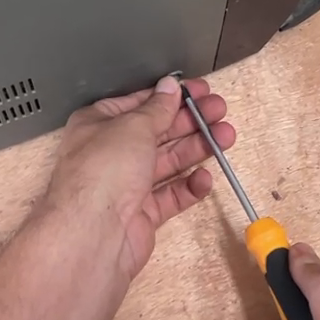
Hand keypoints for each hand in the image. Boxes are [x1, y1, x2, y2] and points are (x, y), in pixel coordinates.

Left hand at [40, 75, 234, 280]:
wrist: (93, 235)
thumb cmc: (105, 169)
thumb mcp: (133, 126)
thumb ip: (157, 108)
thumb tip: (169, 85)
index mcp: (98, 124)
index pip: (139, 104)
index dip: (170, 96)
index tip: (200, 90)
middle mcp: (110, 152)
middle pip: (156, 131)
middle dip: (189, 120)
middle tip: (220, 110)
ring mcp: (126, 185)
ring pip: (167, 162)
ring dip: (196, 148)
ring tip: (226, 136)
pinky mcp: (141, 214)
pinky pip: (170, 195)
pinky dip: (189, 187)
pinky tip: (205, 178)